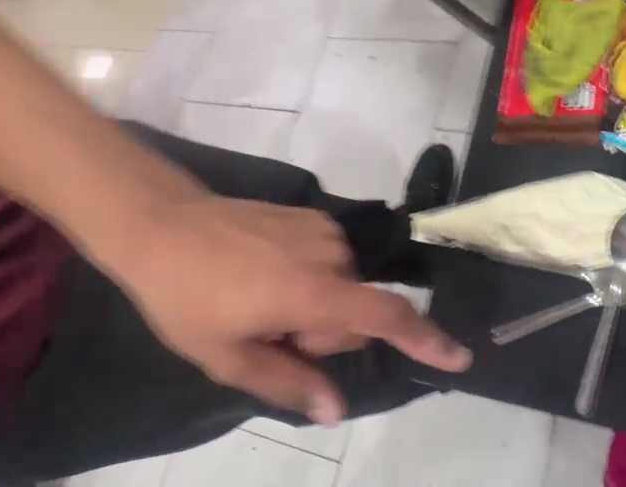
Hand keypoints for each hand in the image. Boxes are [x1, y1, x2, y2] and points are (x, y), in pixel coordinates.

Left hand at [104, 196, 470, 422]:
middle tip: (269, 332)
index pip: (385, 317)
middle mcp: (333, 255)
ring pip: (343, 288)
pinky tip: (266, 273)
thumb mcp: (227, 356)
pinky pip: (330, 260)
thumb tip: (337, 409)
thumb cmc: (188, 300)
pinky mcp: (315, 215)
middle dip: (323, 333)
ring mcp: (325, 229)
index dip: (425, 339)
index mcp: (313, 293)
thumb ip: (289, 382)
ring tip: (261, 300)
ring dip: (315, 305)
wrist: (165, 225)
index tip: (460, 356)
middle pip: (355, 313)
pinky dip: (310, 277)